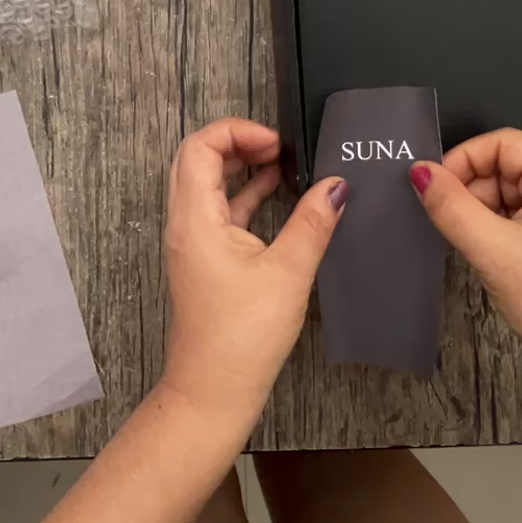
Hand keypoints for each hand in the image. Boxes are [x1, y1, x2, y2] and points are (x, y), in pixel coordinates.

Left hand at [160, 119, 347, 422]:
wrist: (212, 391)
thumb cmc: (242, 337)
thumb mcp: (288, 273)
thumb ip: (313, 222)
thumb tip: (337, 185)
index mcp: (195, 219)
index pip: (199, 146)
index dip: (236, 131)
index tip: (274, 141)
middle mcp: (185, 223)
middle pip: (197, 158)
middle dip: (235, 141)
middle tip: (276, 145)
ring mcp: (192, 240)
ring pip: (205, 182)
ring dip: (238, 165)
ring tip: (279, 159)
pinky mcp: (204, 257)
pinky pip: (218, 208)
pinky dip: (242, 192)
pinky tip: (274, 189)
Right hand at [410, 129, 521, 395]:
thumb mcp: (495, 252)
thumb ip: (451, 206)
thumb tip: (419, 171)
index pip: (505, 144)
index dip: (464, 160)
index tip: (435, 189)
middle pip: (509, 167)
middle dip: (474, 192)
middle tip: (453, 225)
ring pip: (515, 193)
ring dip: (486, 214)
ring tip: (478, 248)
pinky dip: (502, 230)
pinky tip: (494, 257)